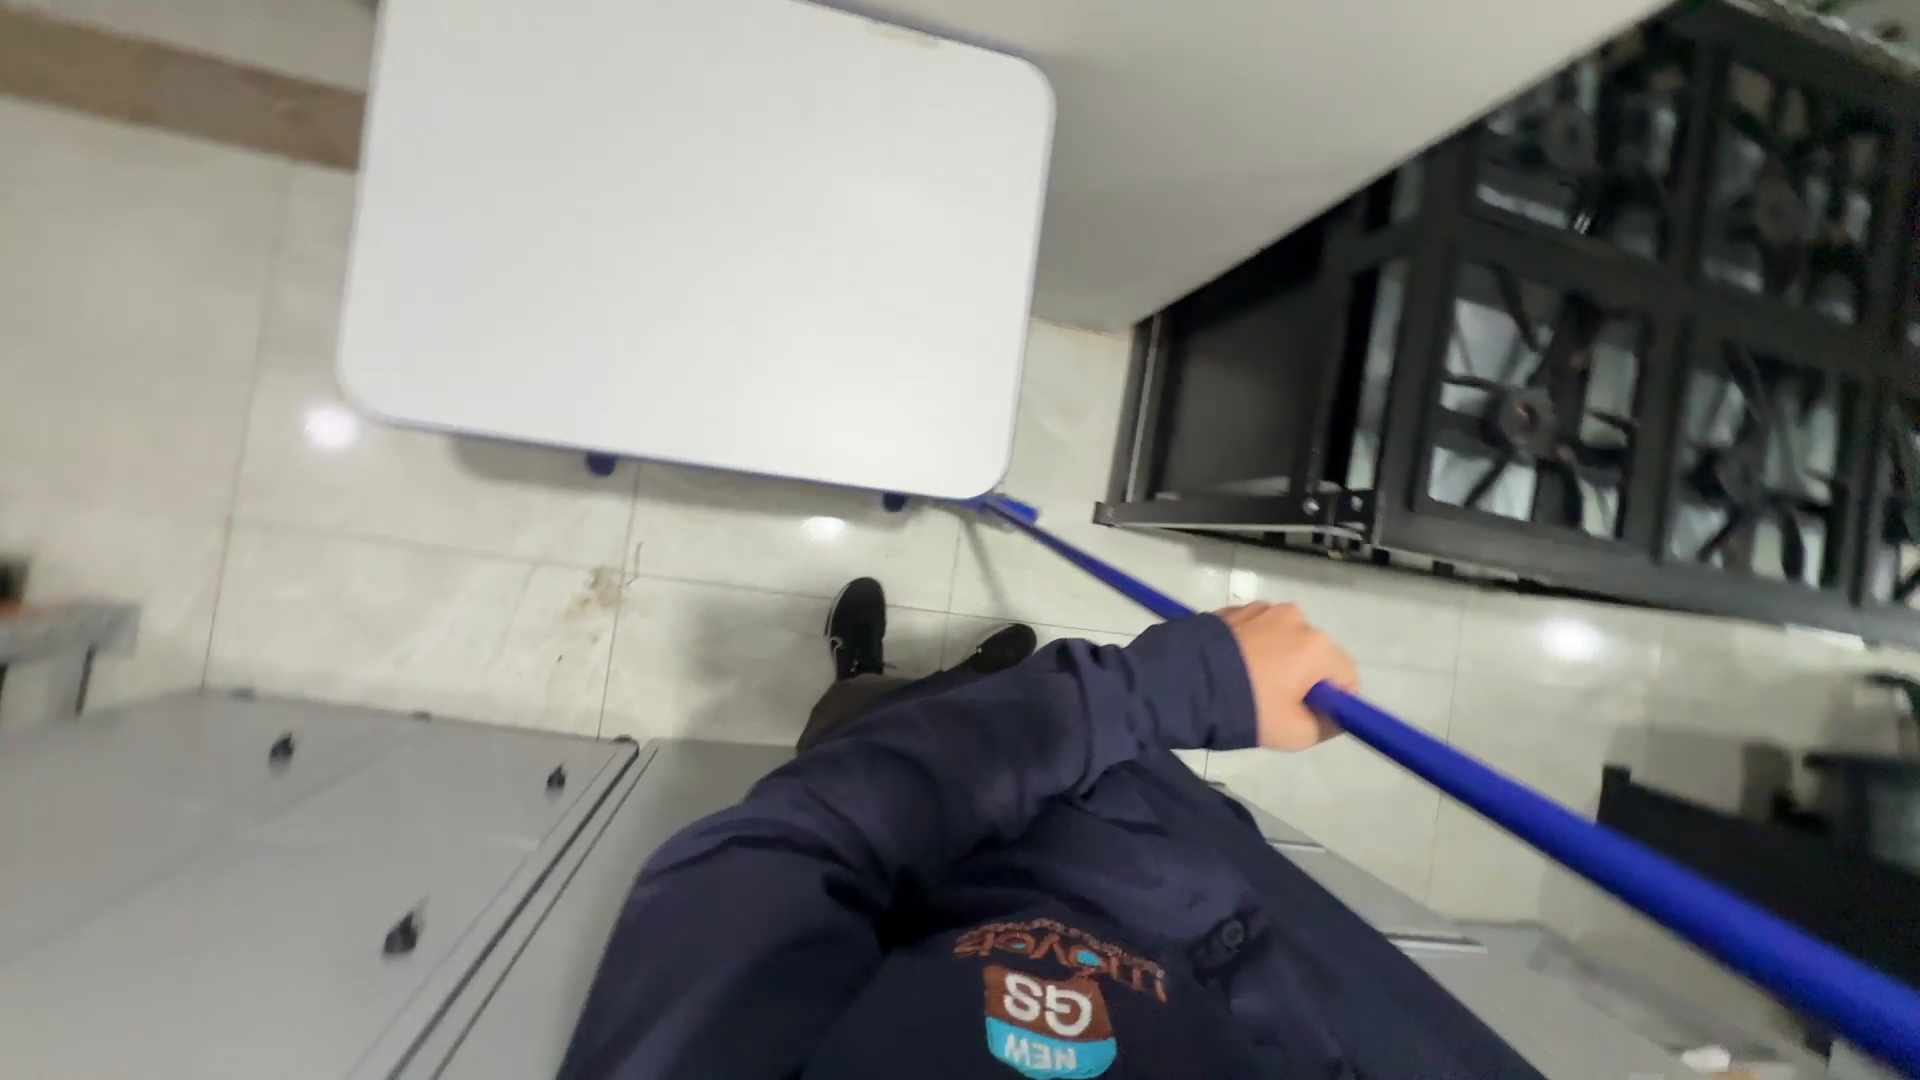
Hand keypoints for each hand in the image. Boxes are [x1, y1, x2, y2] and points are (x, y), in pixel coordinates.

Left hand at [1215, 602, 1358, 750]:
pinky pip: (1254, 630)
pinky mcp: (1230, 609)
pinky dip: (1249, 645)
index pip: (1345, 675)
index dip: (1331, 699)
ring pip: (1282, 638)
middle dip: (1300, 675)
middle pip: (1312, 652)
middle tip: (1271, 699)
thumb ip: (1327, 724)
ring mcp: (1259, 609)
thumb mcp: (1296, 734)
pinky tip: (1228, 665)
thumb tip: (1332, 713)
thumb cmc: (1246, 708)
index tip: (1306, 712)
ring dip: (1273, 657)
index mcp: (1316, 645)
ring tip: (1245, 681)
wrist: (1181, 681)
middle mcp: (1293, 617)